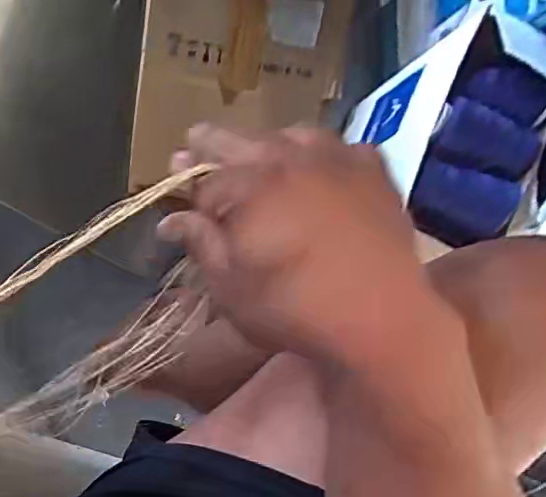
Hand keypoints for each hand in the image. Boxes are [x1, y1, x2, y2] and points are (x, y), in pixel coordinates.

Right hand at [158, 125, 463, 376]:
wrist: (374, 313)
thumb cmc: (287, 308)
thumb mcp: (229, 286)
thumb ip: (201, 245)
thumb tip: (170, 220)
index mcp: (250, 189)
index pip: (206, 182)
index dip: (186, 188)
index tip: (172, 182)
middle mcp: (292, 160)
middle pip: (244, 143)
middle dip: (214, 143)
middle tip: (193, 140)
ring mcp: (337, 159)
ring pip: (291, 135)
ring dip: (264, 141)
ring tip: (251, 149)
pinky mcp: (372, 169)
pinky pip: (335, 145)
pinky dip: (313, 150)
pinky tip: (309, 163)